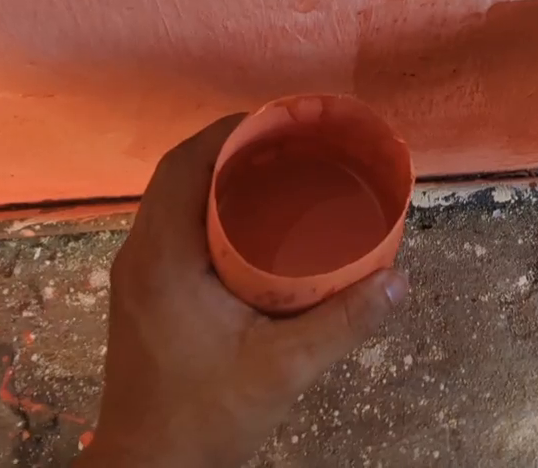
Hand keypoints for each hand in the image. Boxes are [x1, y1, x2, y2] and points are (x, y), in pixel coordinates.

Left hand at [78, 116, 409, 467]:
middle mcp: (141, 254)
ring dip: (217, 173)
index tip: (278, 121)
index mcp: (163, 257)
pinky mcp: (144, 290)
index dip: (227, 131)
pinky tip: (250, 220)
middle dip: (230, 146)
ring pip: (173, 197)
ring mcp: (138, 273)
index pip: (183, 165)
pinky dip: (208, 204)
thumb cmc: (204, 416)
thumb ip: (342, 322)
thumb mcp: (282, 369)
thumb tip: (400, 280)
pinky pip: (174, 222)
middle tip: (289, 144)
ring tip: (276, 170)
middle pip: (179, 172)